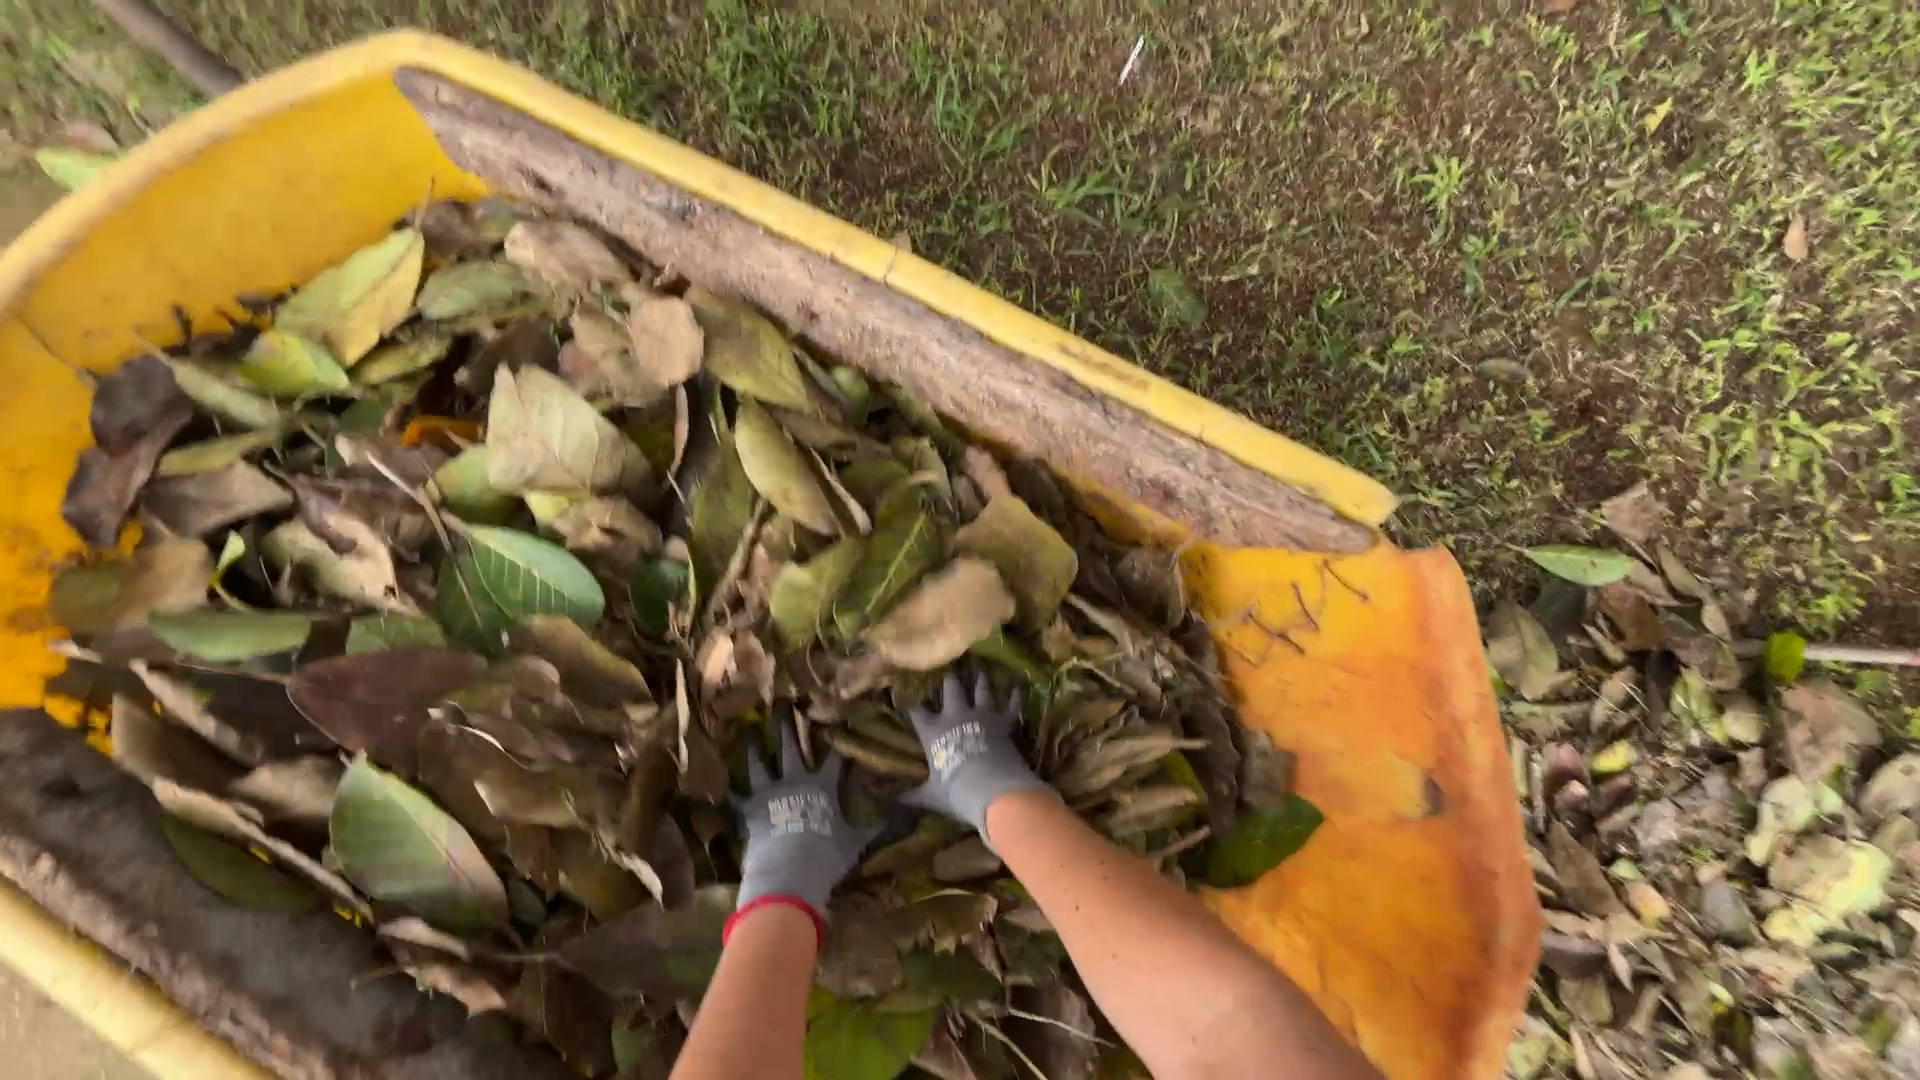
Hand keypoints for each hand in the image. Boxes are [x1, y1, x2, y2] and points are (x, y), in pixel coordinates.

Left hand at [735, 716, 877, 918]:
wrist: (788, 872)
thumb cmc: (826, 857)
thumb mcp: (856, 843)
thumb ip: (877, 828)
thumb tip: (907, 817)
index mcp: (823, 787)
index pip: (835, 758)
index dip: (838, 739)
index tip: (839, 718)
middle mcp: (795, 782)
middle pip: (791, 748)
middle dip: (787, 726)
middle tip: (780, 704)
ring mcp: (768, 794)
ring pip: (760, 764)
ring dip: (754, 748)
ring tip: (749, 732)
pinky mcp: (748, 810)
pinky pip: (736, 797)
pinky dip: (729, 790)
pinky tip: (719, 783)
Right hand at [903, 671, 1052, 842]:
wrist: (991, 787)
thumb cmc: (955, 791)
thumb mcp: (931, 795)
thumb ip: (914, 795)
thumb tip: (895, 801)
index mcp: (933, 731)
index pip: (918, 712)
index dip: (912, 701)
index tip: (905, 691)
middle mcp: (956, 716)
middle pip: (951, 689)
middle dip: (949, 678)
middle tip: (949, 666)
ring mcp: (982, 716)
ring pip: (981, 691)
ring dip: (981, 680)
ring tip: (980, 668)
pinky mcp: (1004, 722)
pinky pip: (1010, 706)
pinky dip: (1014, 698)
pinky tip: (1016, 688)